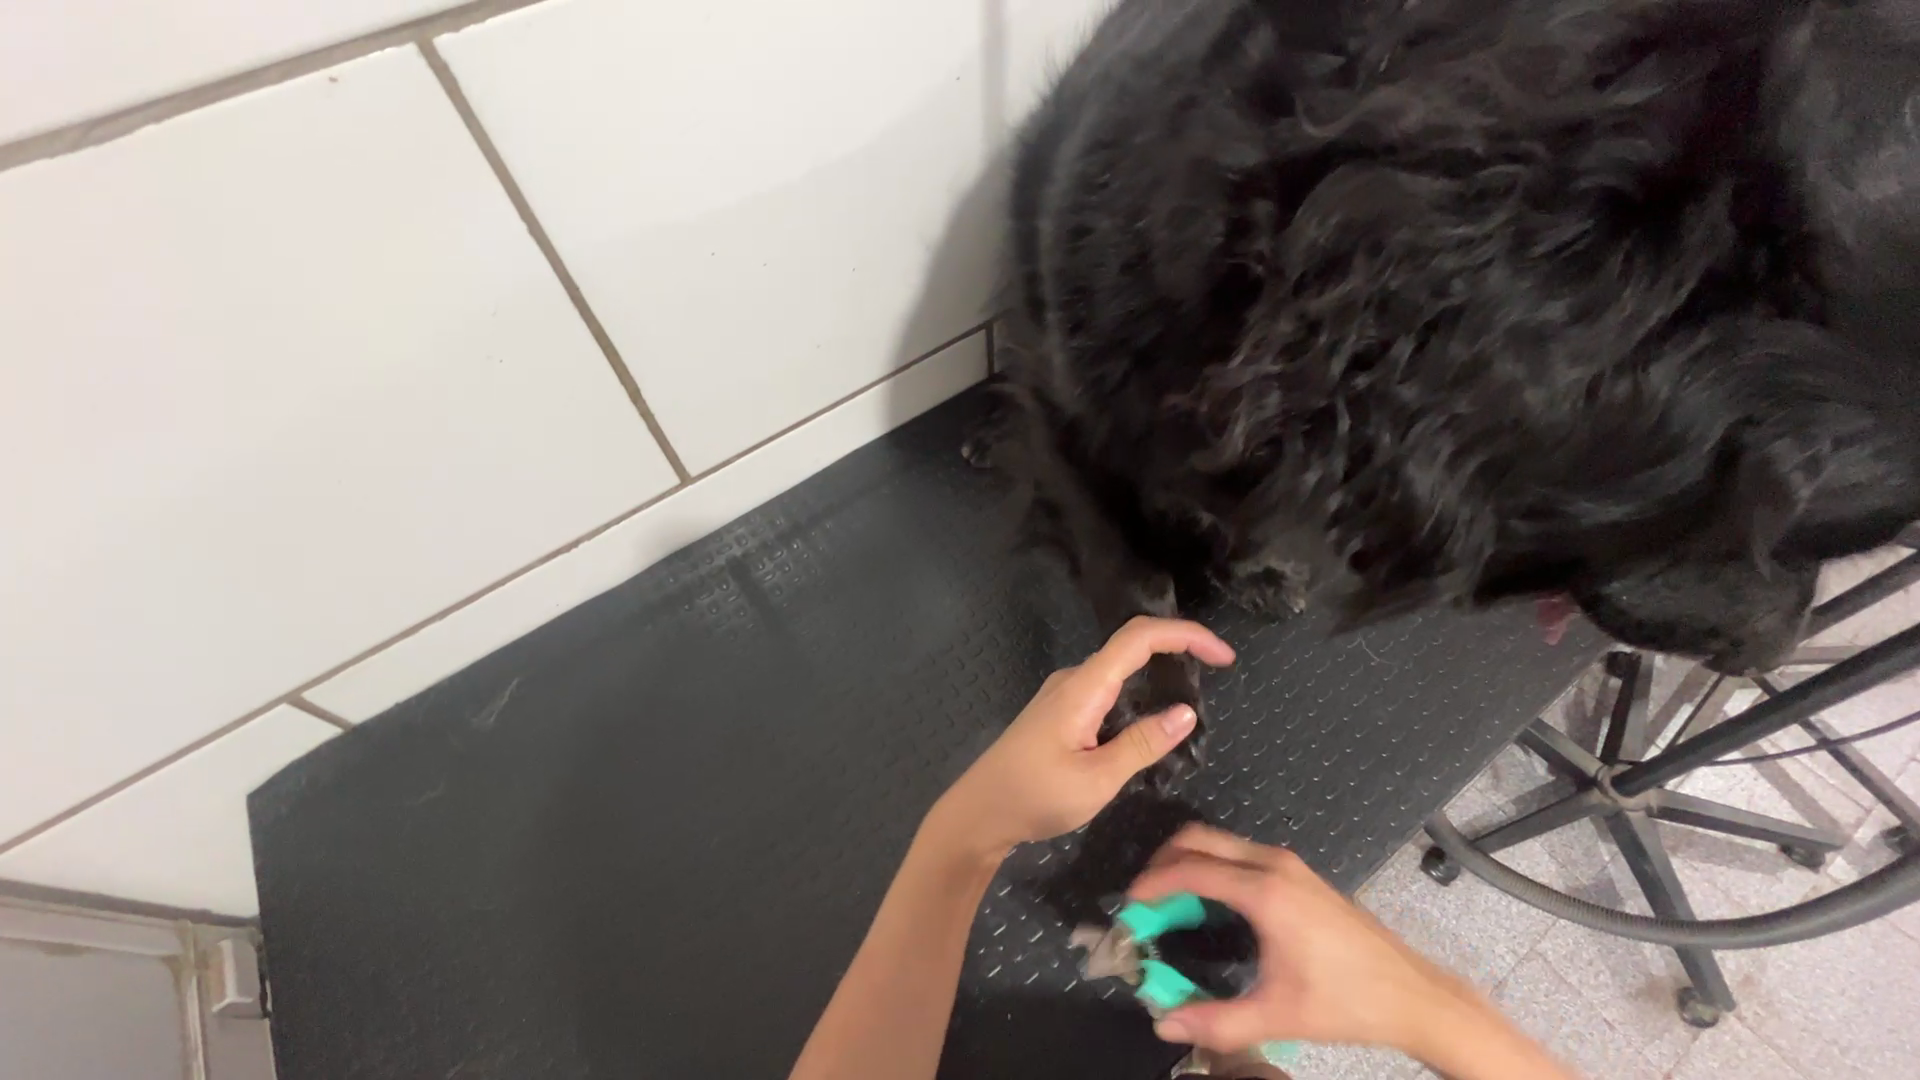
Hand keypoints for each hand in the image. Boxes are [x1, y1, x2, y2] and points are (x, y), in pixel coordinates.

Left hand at [926, 617, 1234, 861]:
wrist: (980, 811)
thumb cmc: (1035, 796)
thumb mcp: (1097, 780)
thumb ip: (1142, 744)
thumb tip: (1187, 712)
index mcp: (1083, 687)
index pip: (1138, 638)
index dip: (1185, 634)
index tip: (1224, 656)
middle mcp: (1073, 679)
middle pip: (1131, 645)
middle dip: (1179, 648)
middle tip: (1219, 672)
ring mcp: (1064, 693)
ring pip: (1119, 668)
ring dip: (1158, 673)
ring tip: (1193, 702)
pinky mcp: (1060, 710)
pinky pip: (1106, 688)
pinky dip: (1138, 692)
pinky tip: (1151, 721)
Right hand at [1127, 825, 1461, 1054]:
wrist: (1415, 995)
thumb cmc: (1346, 1003)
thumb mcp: (1279, 1016)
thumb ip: (1217, 1021)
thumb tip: (1162, 1024)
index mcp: (1264, 891)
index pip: (1191, 870)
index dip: (1153, 884)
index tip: (1130, 905)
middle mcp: (1272, 863)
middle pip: (1199, 838)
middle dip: (1163, 860)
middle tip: (1144, 897)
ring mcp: (1287, 862)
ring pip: (1219, 840)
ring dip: (1187, 860)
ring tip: (1169, 901)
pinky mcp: (1296, 870)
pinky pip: (1237, 851)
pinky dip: (1210, 864)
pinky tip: (1209, 904)